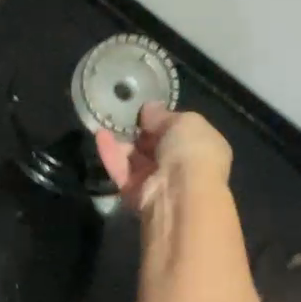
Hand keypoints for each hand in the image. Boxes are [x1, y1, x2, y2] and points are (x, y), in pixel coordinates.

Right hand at [94, 104, 232, 212]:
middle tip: (126, 117)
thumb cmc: (191, 150)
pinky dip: (110, 154)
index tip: (146, 112)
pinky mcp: (133, 193)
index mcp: (201, 146)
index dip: (163, 121)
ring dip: (122, 142)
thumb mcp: (184, 121)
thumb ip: (162, 115)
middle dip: (141, 133)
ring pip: (135, 160)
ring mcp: (155, 181)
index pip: (180, 132)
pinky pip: (121, 171)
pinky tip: (99, 136)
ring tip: (106, 122)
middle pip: (155, 147)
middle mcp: (179, 165)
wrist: (178, 191)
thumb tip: (149, 108)